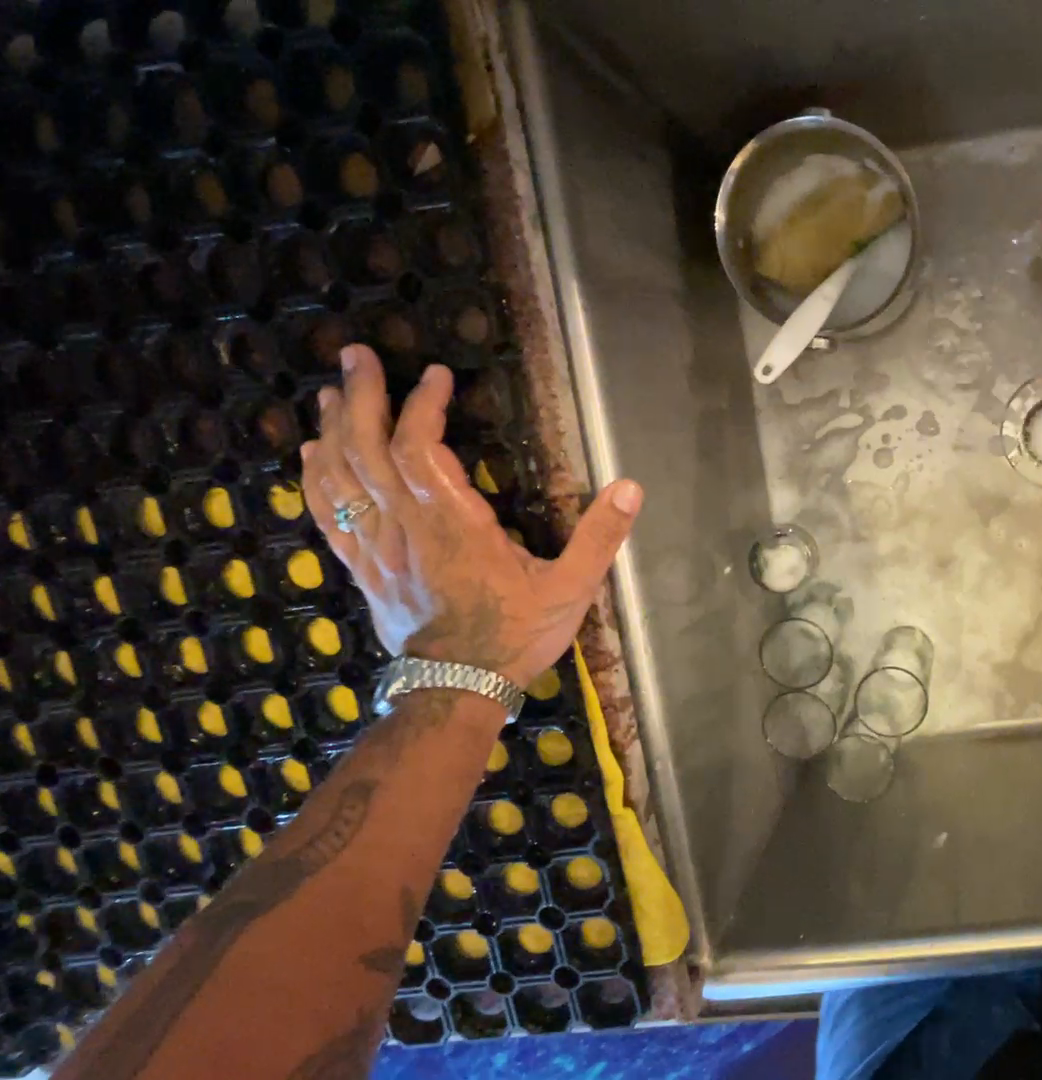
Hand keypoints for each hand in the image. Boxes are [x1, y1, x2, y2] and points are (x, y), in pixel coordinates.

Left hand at [301, 345, 643, 688]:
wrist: (457, 688)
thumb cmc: (516, 634)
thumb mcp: (572, 587)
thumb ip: (601, 536)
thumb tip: (631, 486)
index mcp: (453, 524)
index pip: (421, 449)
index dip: (423, 405)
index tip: (437, 373)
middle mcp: (405, 526)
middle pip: (366, 450)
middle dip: (360, 398)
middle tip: (357, 355)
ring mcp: (377, 547)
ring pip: (339, 477)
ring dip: (331, 429)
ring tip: (330, 393)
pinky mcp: (364, 567)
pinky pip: (328, 513)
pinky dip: (315, 478)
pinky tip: (312, 454)